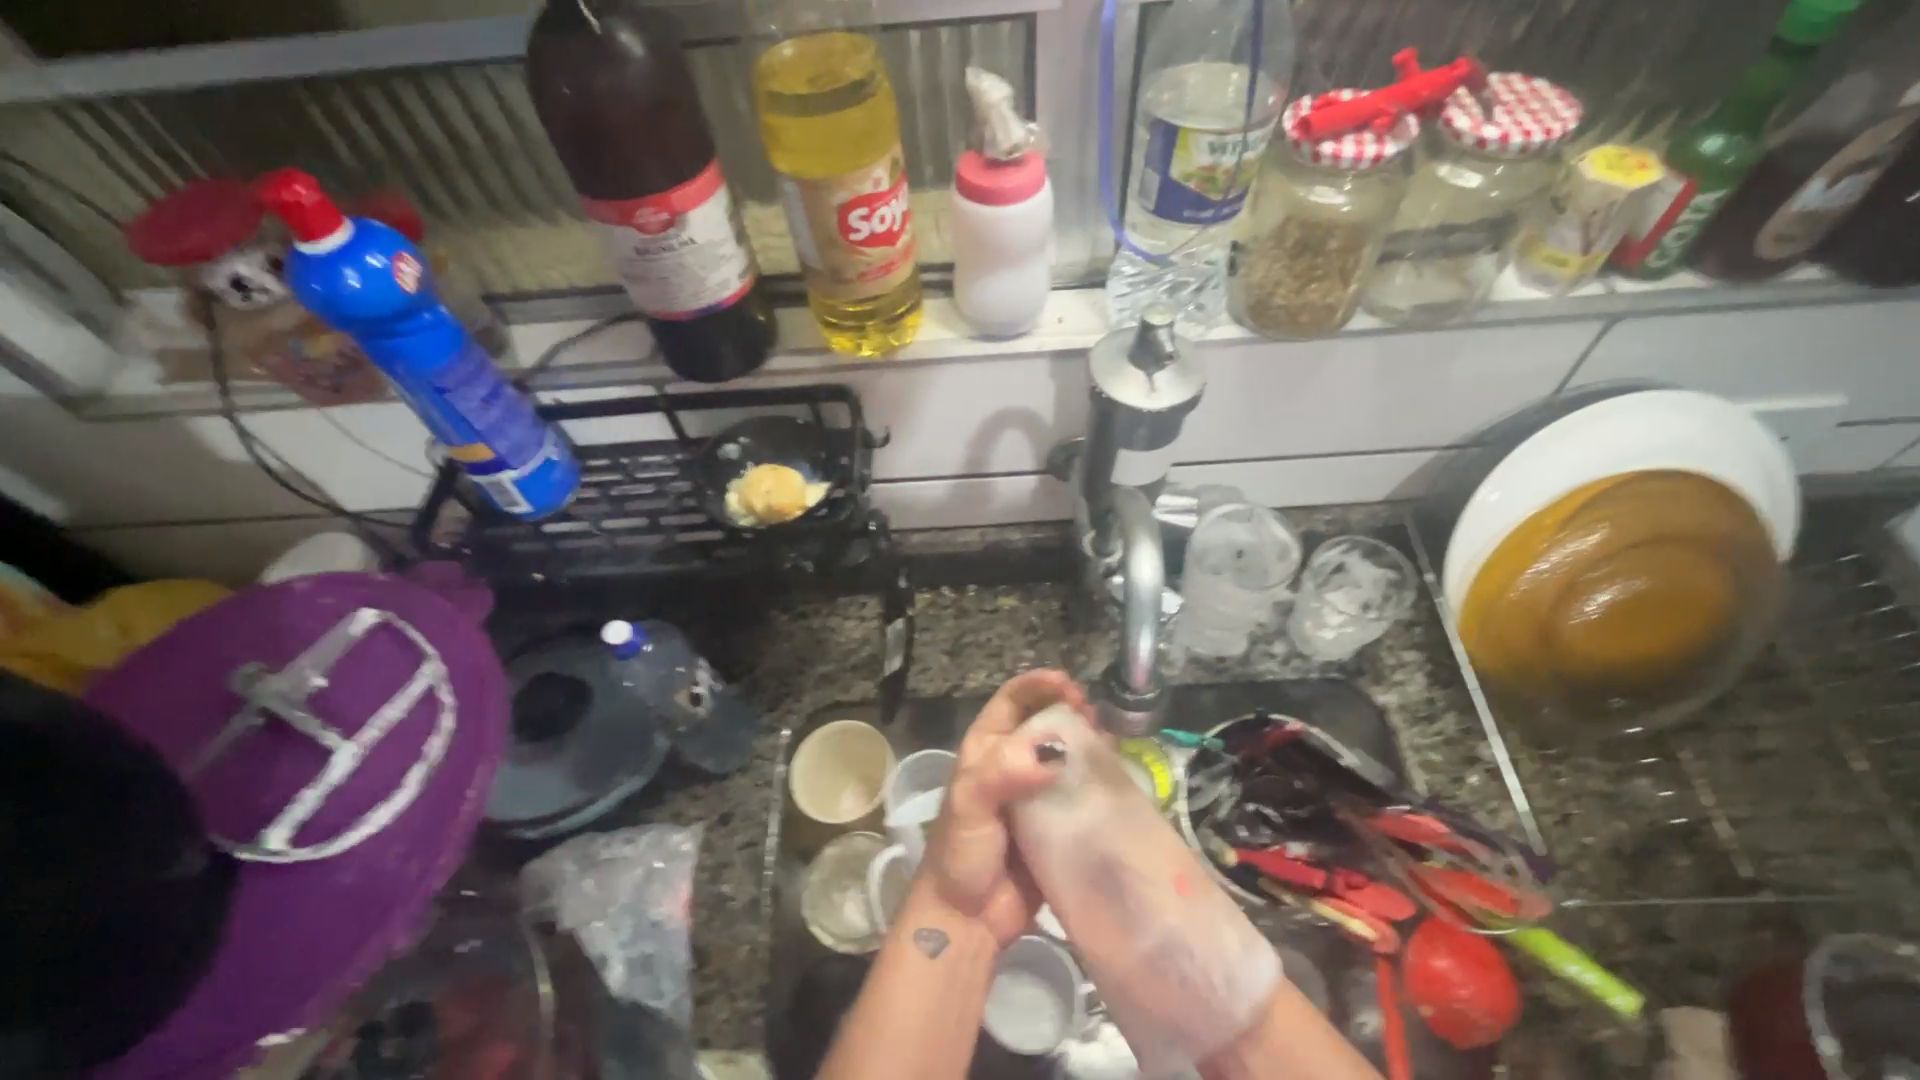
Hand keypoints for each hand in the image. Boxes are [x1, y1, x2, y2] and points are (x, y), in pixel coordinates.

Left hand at [916, 669, 1095, 946]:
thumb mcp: (968, 807)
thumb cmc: (960, 857)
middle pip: (1045, 722)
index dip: (1038, 686)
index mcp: (985, 751)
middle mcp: (1012, 766)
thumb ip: (1000, 774)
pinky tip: (1116, 772)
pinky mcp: (1059, 823)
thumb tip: (1051, 754)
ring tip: (1110, 738)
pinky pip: (1081, 790)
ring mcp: (1037, 794)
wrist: (969, 922)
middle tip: (1094, 714)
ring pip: (1067, 754)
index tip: (1068, 685)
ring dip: (1088, 741)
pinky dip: (1099, 777)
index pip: (1012, 701)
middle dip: (1070, 710)